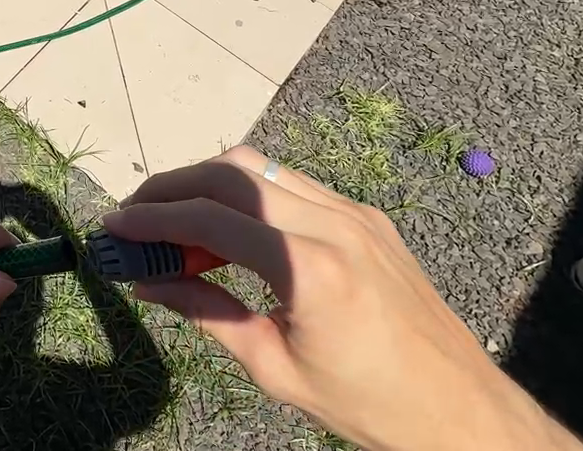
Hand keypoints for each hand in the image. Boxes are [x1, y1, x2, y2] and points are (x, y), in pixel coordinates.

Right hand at [105, 146, 581, 450]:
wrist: (471, 417)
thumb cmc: (369, 405)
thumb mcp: (273, 368)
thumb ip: (203, 311)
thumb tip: (143, 280)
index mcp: (311, 269)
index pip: (209, 219)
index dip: (151, 219)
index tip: (112, 226)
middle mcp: (333, 224)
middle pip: (227, 173)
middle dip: (169, 187)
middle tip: (135, 214)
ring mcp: (353, 211)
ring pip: (254, 165)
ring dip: (202, 182)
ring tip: (174, 217)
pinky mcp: (365, 213)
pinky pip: (286, 181)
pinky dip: (242, 191)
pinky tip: (228, 224)